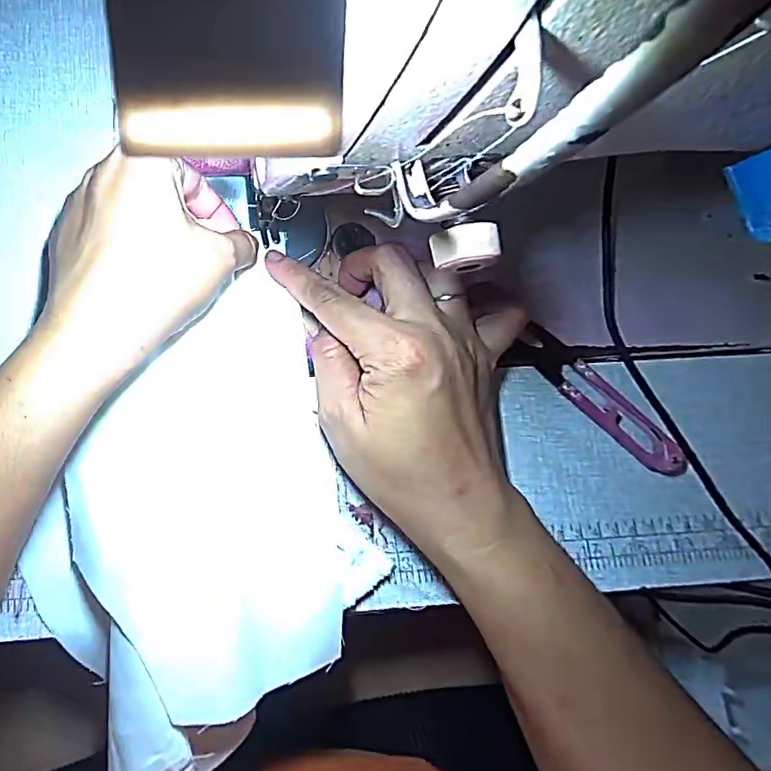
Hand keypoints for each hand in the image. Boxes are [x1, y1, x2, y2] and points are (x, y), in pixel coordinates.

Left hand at [39, 148, 258, 381]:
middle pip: (161, 179)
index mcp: (140, 160)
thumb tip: (240, 244)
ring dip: (161, 225)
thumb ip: (241, 240)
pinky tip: (143, 272)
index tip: (224, 214)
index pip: (193, 160)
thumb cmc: (141, 293)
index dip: (217, 193)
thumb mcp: (220, 259)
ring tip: (175, 263)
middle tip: (208, 242)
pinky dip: (129, 240)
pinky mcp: (66, 232)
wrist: (91, 335)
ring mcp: (79, 202)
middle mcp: (102, 173)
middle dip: (190, 210)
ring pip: (134, 201)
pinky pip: (108, 224)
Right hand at [265, 243, 528, 564]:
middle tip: (339, 295)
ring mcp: (465, 339)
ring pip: (435, 271)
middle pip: (391, 262)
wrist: (460, 507)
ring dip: (400, 276)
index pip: (334, 301)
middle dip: (354, 266)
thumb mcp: (339, 422)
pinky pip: (491, 305)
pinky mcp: (484, 352)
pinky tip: (439, 314)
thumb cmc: (399, 474)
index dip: (299, 279)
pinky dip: (464, 299)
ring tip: (381, 301)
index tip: (279, 265)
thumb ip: (327, 361)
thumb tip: (321, 327)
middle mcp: (435, 333)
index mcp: (395, 351)